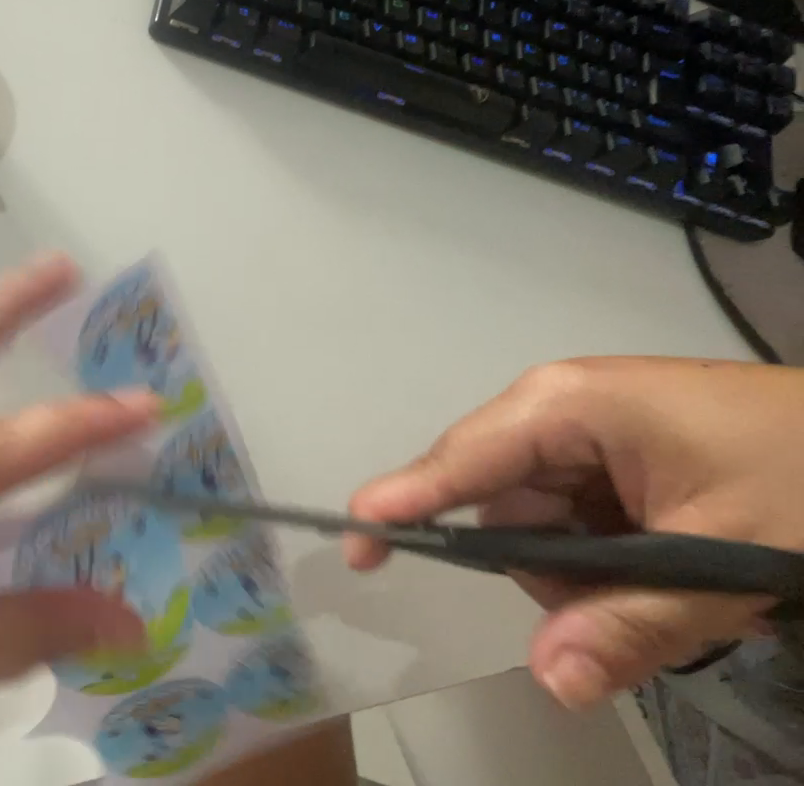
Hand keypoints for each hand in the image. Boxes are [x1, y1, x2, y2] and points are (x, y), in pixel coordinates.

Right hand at [343, 358, 803, 710]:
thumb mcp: (735, 556)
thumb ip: (635, 621)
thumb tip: (548, 683)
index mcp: (560, 408)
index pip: (455, 463)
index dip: (401, 507)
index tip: (356, 550)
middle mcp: (554, 412)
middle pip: (502, 506)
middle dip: (556, 569)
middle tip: (647, 607)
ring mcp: (584, 432)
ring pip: (541, 522)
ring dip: (593, 571)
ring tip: (692, 582)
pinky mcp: (613, 453)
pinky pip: (576, 517)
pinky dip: (615, 556)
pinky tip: (680, 560)